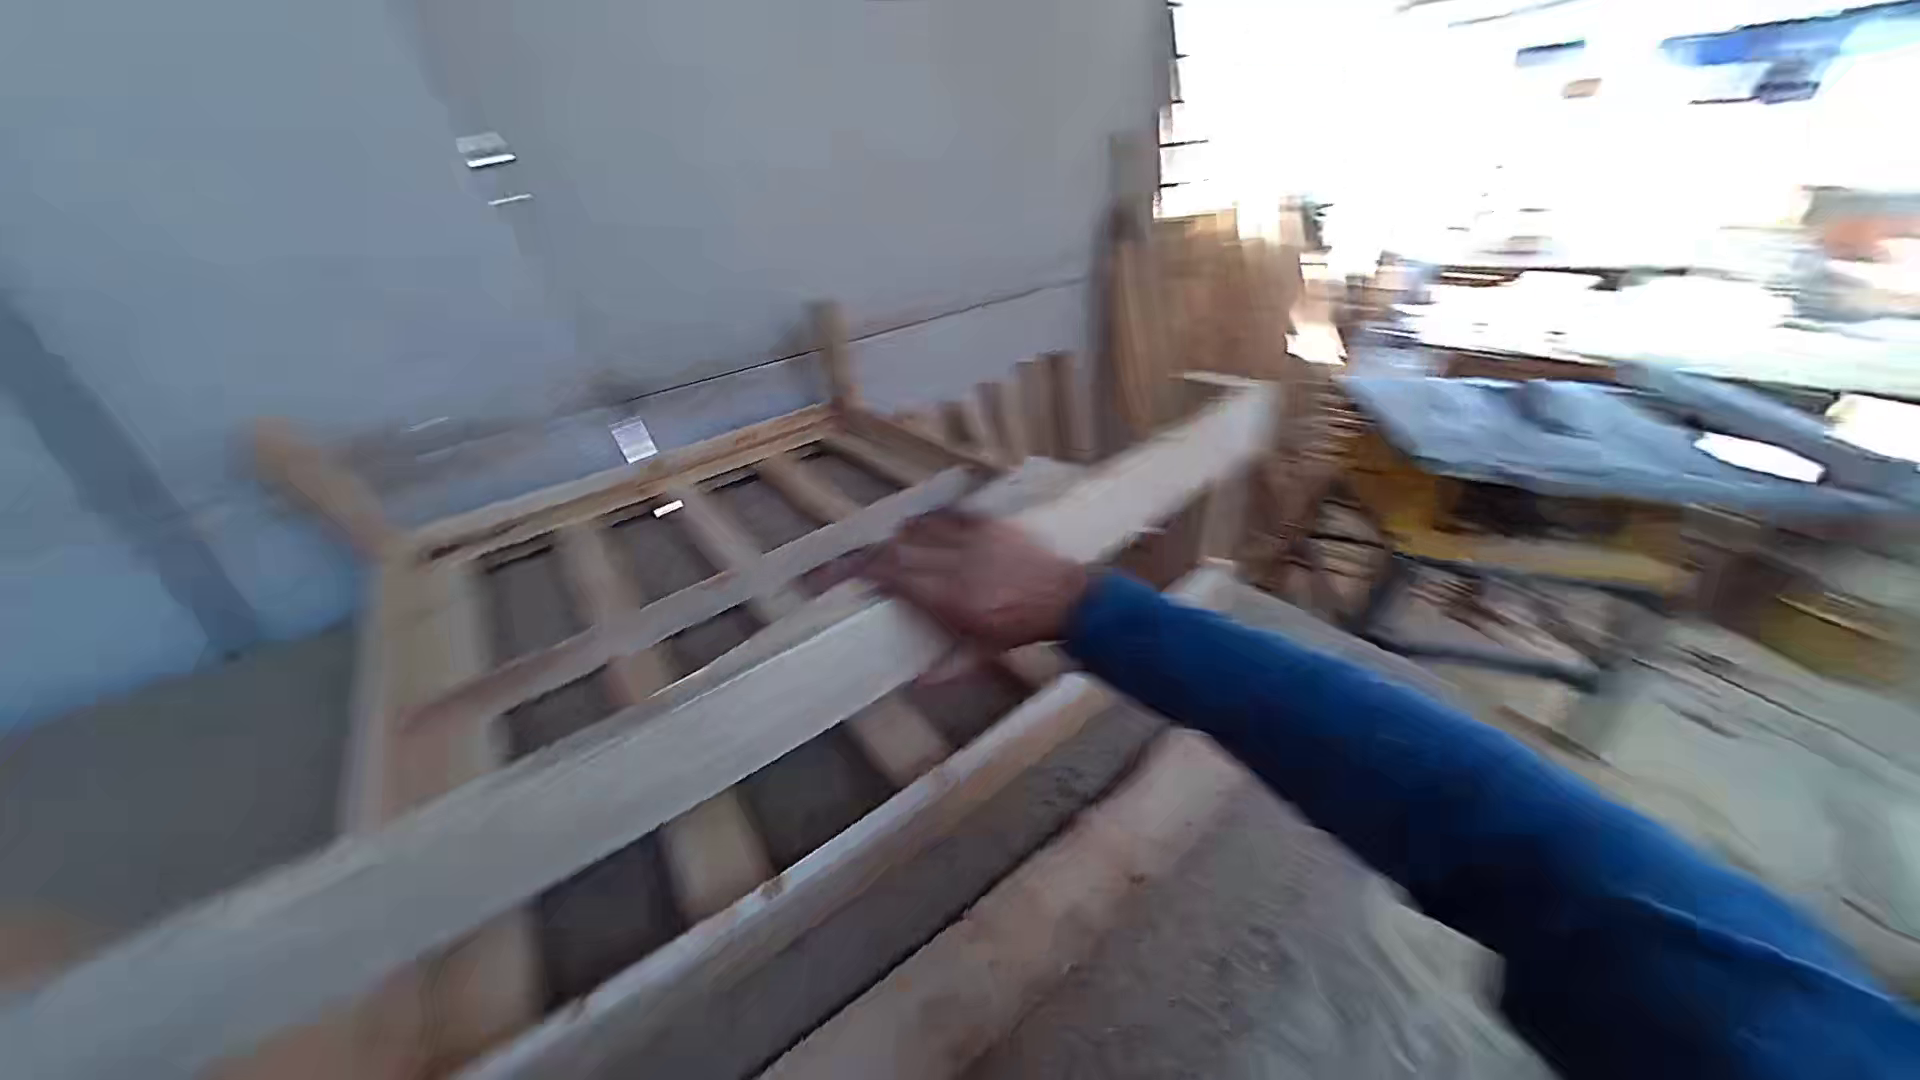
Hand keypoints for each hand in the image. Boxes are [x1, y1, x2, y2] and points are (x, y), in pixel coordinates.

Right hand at [866, 510, 1089, 652]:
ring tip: (892, 541)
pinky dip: (932, 518)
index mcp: (949, 599)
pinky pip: (951, 515)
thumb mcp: (985, 653)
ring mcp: (972, 542)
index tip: (852, 572)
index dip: (866, 572)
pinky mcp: (989, 525)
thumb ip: (949, 668)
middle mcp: (955, 566)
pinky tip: (923, 523)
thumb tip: (920, 683)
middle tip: (861, 557)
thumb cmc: (1023, 627)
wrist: (1065, 599)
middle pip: (900, 550)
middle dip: (873, 553)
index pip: (895, 577)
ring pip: (922, 529)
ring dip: (901, 535)